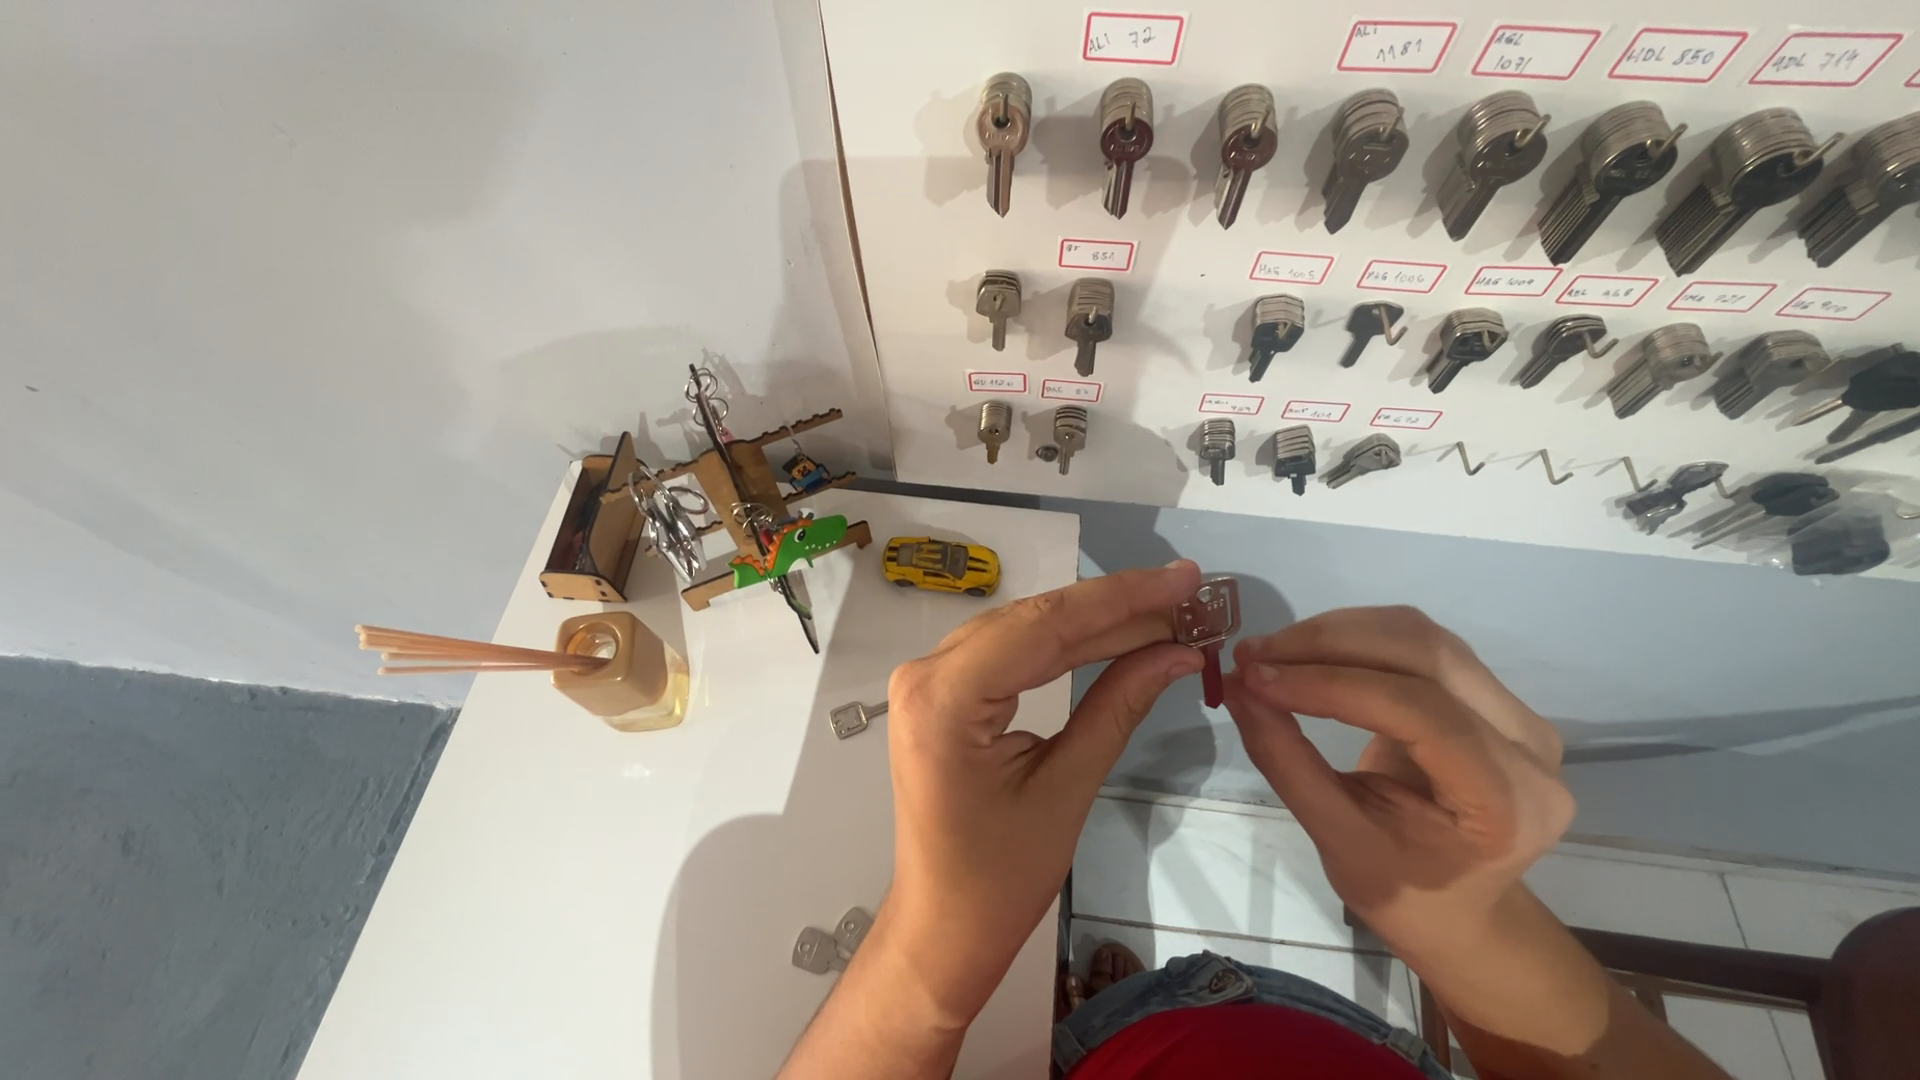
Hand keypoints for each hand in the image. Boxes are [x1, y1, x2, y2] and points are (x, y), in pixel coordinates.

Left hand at [880, 560, 1204, 1027]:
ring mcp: (928, 678)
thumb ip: (1118, 705)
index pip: (1043, 626)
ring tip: (1166, 613)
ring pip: (1023, 630)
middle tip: (1188, 596)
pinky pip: (1009, 652)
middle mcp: (926, 672)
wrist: (944, 921)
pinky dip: (1064, 645)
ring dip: (1095, 623)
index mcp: (945, 699)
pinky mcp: (942, 690)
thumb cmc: (1000, 875)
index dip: (1120, 598)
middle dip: (1115, 608)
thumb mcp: (1066, 787)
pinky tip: (1114, 636)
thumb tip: (1180, 652)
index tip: (1184, 578)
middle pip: (1033, 621)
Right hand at [1221, 606, 1573, 959]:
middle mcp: (1528, 744)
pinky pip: (1418, 644)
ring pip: (1420, 636)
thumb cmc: (1402, 891)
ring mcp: (1516, 713)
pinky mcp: (1490, 695)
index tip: (1253, 677)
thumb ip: (1285, 758)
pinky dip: (1352, 638)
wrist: (1459, 912)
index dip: (1331, 685)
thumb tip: (1236, 687)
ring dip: (1336, 633)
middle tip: (1253, 655)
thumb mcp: (1335, 836)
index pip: (1419, 711)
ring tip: (1270, 651)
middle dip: (1327, 643)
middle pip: (1426, 654)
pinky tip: (1306, 654)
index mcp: (1507, 800)